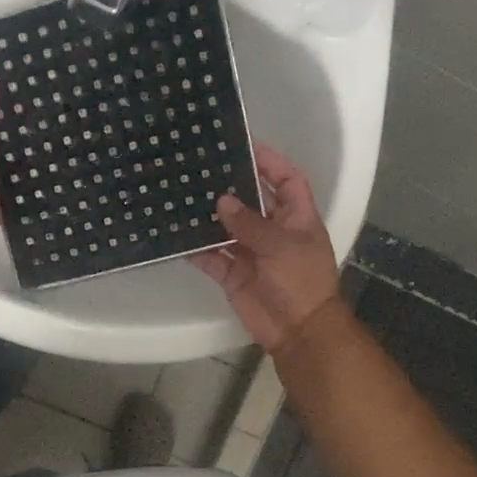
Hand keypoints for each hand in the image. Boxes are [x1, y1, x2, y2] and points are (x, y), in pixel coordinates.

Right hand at [194, 145, 340, 351]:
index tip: (244, 146)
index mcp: (297, 217)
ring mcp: (252, 254)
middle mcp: (274, 231)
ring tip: (183, 194)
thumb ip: (250, 222)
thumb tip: (222, 201)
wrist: (298, 331)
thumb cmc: (300, 281)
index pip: (287, 180)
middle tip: (202, 167)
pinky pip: (212, 258)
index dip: (270, 162)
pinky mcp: (234, 276)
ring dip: (209, 216)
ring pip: (227, 228)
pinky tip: (176, 234)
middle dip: (230, 186)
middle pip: (251, 201)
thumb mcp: (280, 245)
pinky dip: (197, 249)